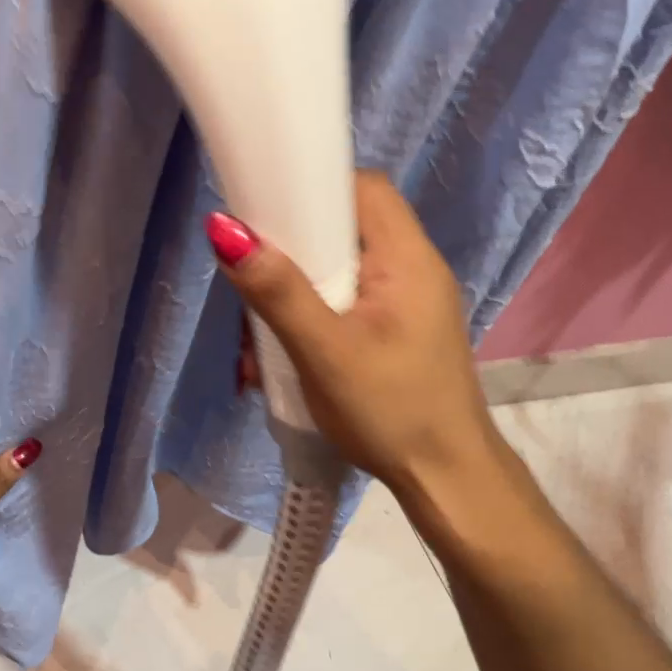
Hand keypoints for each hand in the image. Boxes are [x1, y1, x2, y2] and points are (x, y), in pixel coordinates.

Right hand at [207, 171, 493, 486]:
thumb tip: (224, 229)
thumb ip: (277, 291)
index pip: (361, 188)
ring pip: (334, 270)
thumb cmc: (390, 412)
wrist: (447, 483)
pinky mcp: (393, 330)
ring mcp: (403, 302)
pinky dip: (306, 318)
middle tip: (250, 293)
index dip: (311, 187)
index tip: (263, 211)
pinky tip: (279, 357)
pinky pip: (340, 302)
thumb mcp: (324, 352)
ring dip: (289, 296)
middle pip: (339, 229)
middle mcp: (410, 268)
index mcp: (406, 258)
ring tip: (258, 344)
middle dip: (286, 255)